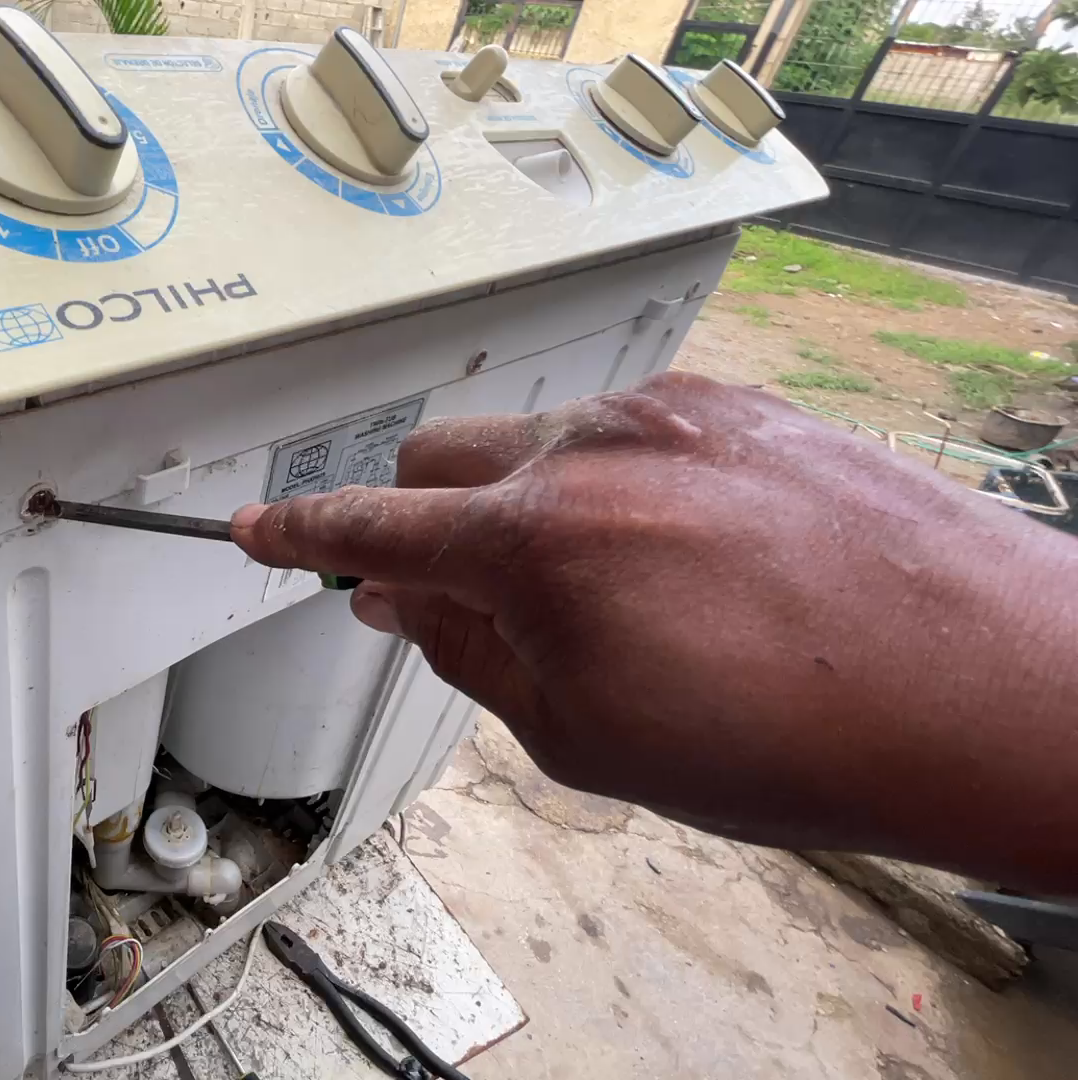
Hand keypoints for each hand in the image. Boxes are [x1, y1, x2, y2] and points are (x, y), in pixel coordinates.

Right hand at [231, 373, 1077, 884]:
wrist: (1007, 696)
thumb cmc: (783, 740)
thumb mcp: (573, 730)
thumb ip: (457, 647)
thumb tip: (388, 599)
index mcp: (532, 543)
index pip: (366, 528)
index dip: (295, 533)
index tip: (251, 526)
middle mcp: (581, 452)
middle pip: (425, 459)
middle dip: (416, 520)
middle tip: (463, 587)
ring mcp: (657, 414)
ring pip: (507, 437)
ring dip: (499, 501)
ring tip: (586, 572)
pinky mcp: (722, 401)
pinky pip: (597, 427)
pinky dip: (581, 480)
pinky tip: (657, 541)